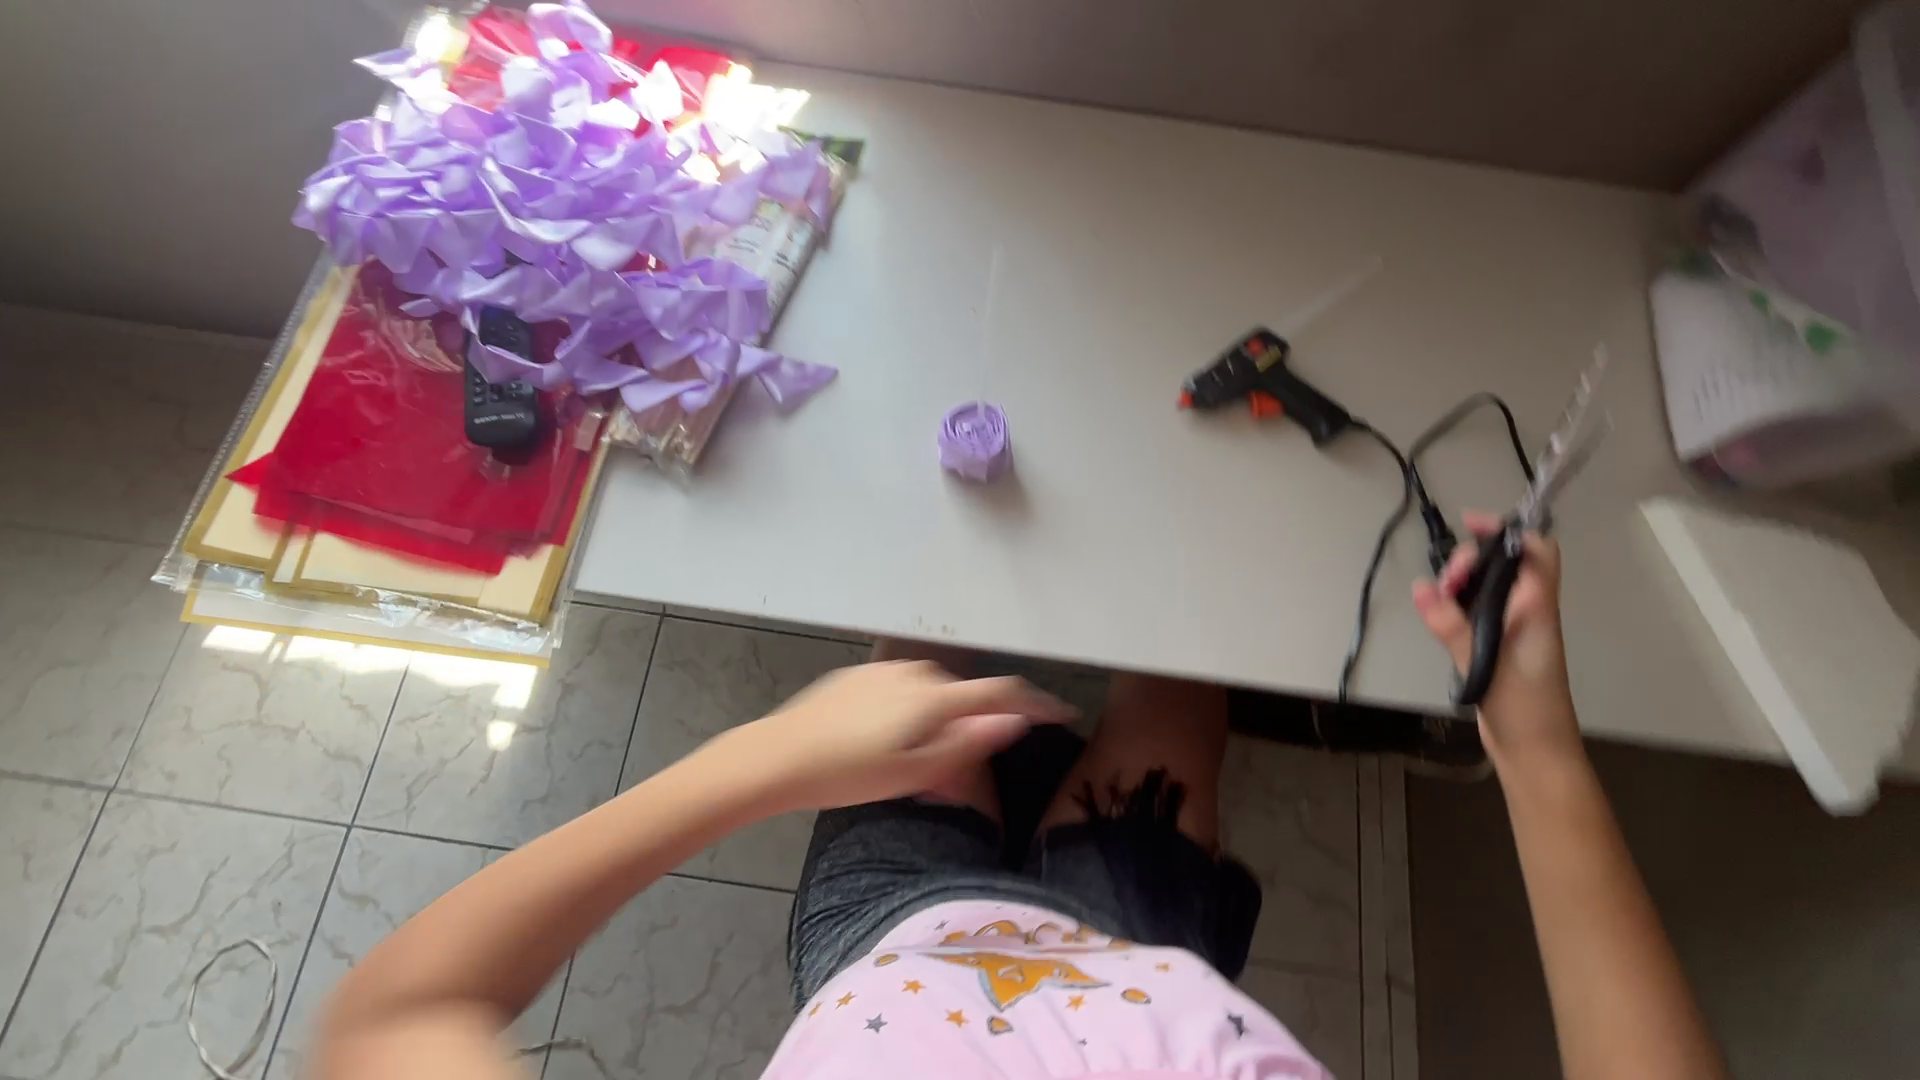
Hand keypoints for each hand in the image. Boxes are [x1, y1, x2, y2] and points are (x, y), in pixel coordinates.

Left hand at [727, 660, 1075, 810]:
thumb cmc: (849, 774)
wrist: (776, 757)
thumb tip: (1016, 721)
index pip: (1001, 694)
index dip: (1037, 703)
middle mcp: (915, 673)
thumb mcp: (916, 772)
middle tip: (961, 773)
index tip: (1061, 713)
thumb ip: (969, 743)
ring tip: (919, 765)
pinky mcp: (860, 675)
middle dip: (973, 728)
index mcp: (934, 696)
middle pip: (963, 697)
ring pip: (932, 696)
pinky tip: (887, 742)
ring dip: (940, 722)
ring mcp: (885, 670)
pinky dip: (913, 713)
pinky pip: (904, 692)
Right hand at [1412, 512, 1583, 768]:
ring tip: (1435, 601)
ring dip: (1459, 586)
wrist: (1535, 752)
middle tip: (1444, 585)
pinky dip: (1454, 607)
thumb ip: (1453, 625)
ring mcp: (1511, 631)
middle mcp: (1527, 614)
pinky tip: (1436, 616)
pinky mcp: (1494, 648)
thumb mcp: (1487, 662)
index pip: (1536, 554)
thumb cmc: (1524, 707)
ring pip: (1486, 589)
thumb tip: (1421, 588)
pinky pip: (1474, 613)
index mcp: (1537, 611)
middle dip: (1469, 564)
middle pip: (1503, 567)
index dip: (1508, 531)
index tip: (1470, 523)